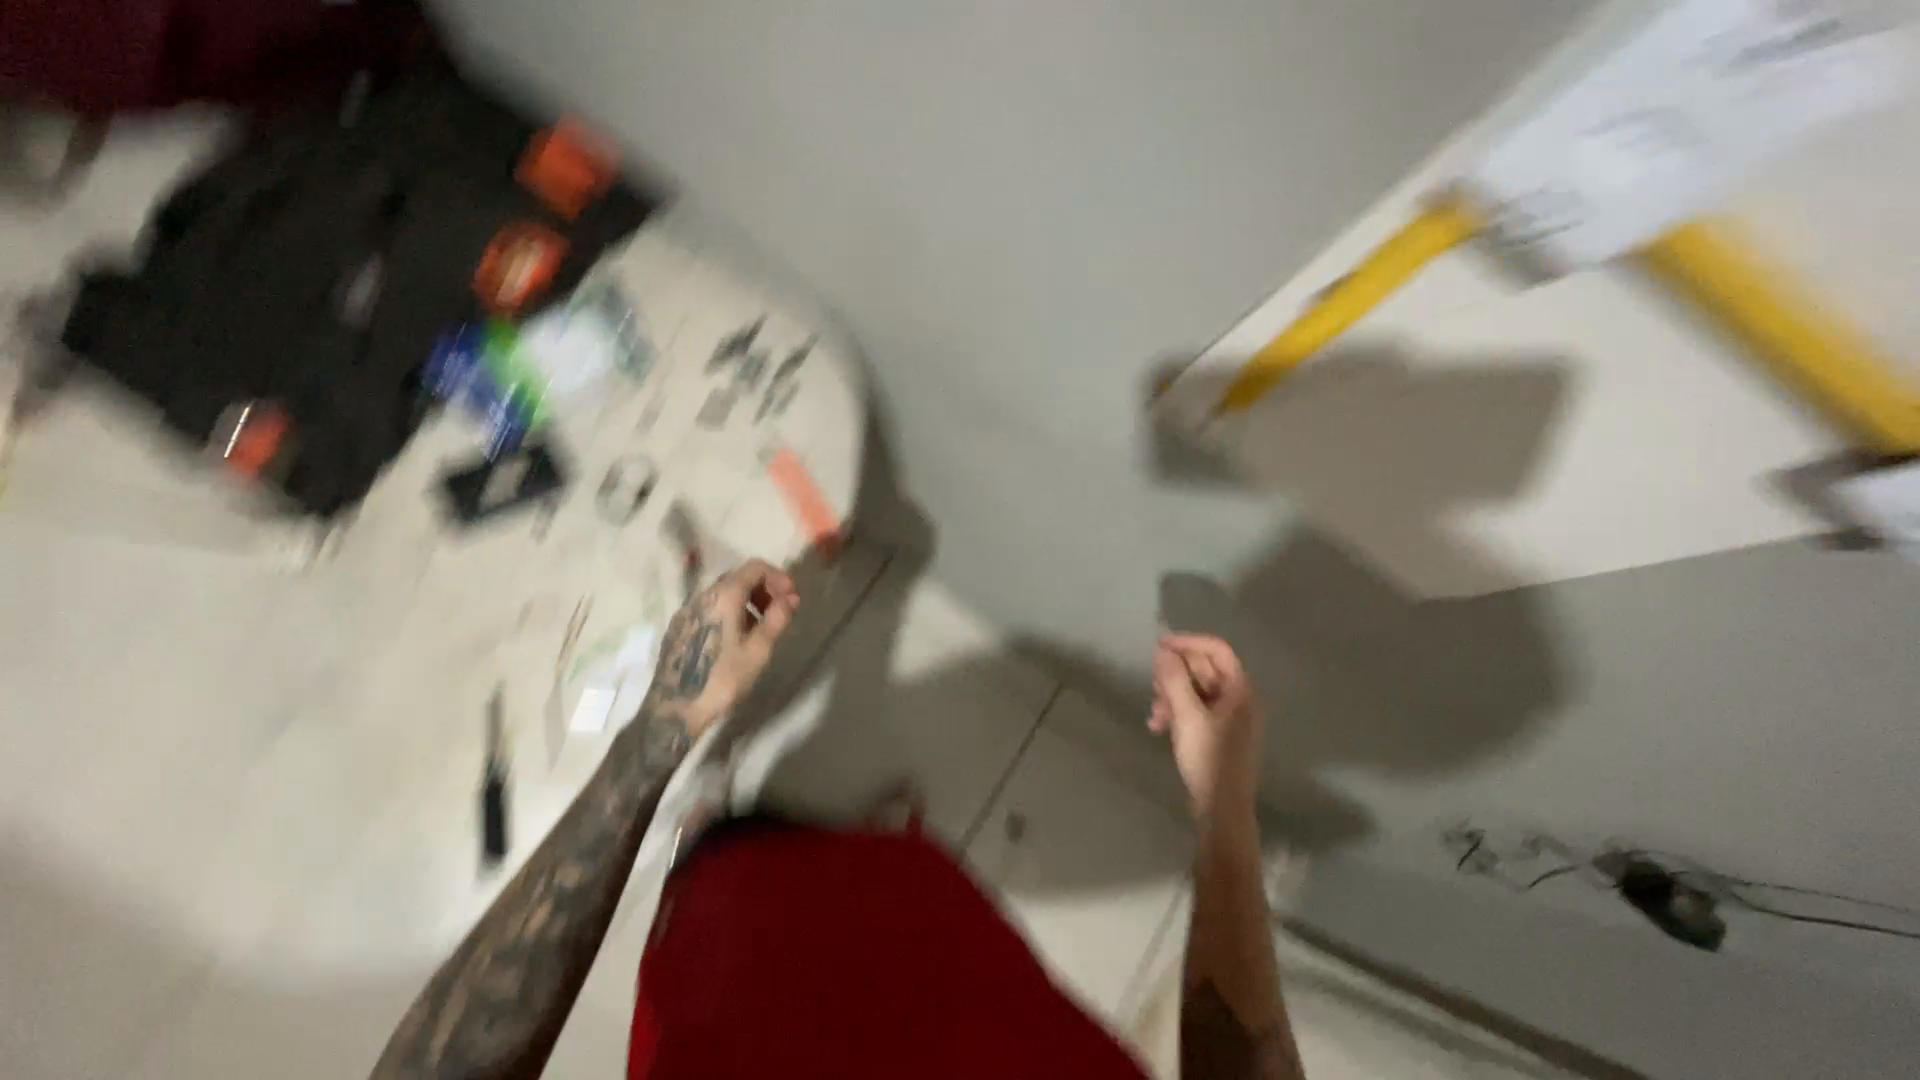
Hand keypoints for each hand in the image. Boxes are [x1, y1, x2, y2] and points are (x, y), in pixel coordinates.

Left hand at [650, 558, 799, 736]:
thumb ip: (777, 618)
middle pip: (737, 577)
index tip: (791, 598)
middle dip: (763, 589)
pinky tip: (734, 640)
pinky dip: (728, 613)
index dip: (778, 577)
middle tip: (779, 613)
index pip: (755, 567)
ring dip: (746, 602)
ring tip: (760, 630)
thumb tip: (791, 598)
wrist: (676, 710)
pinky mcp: (678, 628)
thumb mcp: (759, 650)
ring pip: (721, 594)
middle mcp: (701, 596)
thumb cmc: (722, 679)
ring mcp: (686, 611)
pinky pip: (708, 609)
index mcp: (723, 596)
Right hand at [1149, 634, 1261, 830]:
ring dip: (1171, 696)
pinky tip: (1158, 727)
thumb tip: (1164, 653)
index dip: (1187, 642)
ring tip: (1154, 715)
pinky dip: (1176, 713)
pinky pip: (1195, 711)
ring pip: (1195, 691)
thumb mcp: (1187, 716)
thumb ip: (1174, 680)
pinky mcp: (1217, 735)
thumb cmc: (1208, 758)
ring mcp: (1229, 718)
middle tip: (1153, 687)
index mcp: (1239, 690)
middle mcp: (1238, 699)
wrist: (1222, 809)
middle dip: (1174, 675)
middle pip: (1203, 670)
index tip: (1158, 646)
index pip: (1216, 649)